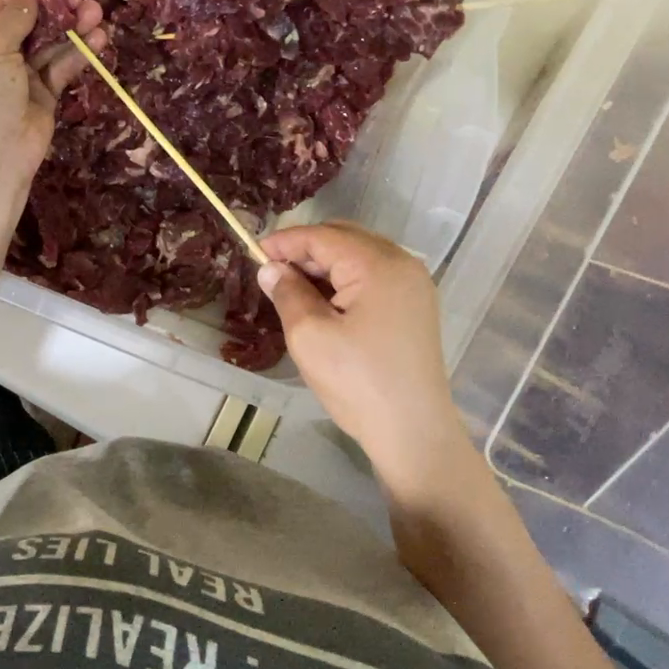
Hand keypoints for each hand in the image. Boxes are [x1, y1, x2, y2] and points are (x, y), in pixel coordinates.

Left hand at [0, 0, 103, 197]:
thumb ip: (14, 15)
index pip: (3, 4)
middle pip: (32, 19)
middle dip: (56, 4)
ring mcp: (23, 75)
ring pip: (52, 41)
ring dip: (74, 26)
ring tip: (96, 12)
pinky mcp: (46, 94)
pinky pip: (64, 66)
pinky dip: (81, 52)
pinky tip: (99, 39)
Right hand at [257, 224, 470, 485]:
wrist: (412, 431)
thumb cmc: (357, 380)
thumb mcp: (309, 335)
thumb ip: (287, 293)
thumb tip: (271, 269)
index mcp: (378, 265)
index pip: (323, 237)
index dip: (285, 242)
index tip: (254, 253)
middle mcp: (402, 265)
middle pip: (344, 239)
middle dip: (305, 250)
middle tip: (272, 272)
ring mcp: (413, 286)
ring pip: (359, 256)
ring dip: (324, 265)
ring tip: (292, 288)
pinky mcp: (414, 307)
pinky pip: (373, 276)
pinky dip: (344, 280)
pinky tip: (322, 302)